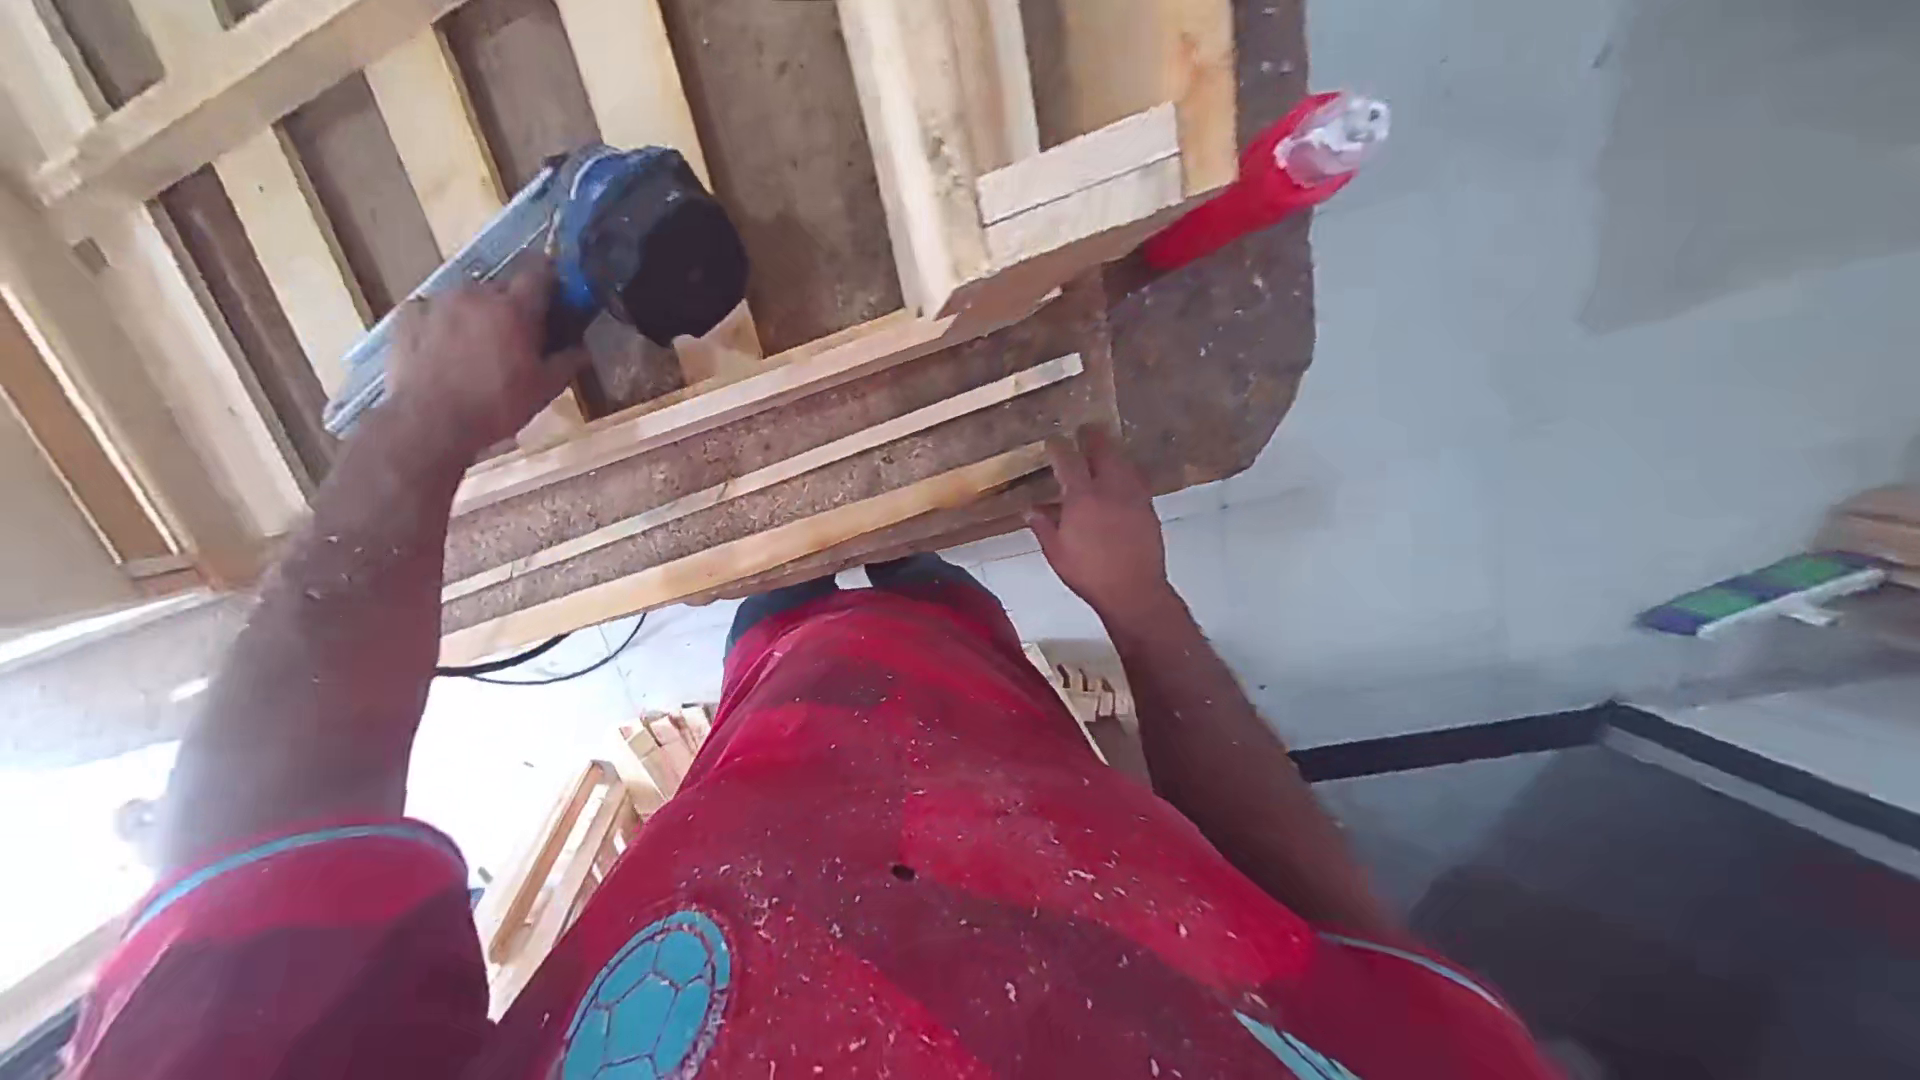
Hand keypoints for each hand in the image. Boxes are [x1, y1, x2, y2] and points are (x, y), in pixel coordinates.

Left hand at [383, 258, 586, 461]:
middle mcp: (474, 295)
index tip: (559, 291)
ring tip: (485, 345)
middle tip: (523, 333)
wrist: (431, 421)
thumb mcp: (546, 388)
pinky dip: (449, 324)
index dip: (551, 278)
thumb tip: (584, 349)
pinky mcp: (408, 317)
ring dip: (482, 314)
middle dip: (515, 305)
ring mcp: (437, 302)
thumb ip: (567, 362)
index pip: (538, 274)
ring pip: (469, 298)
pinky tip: (451, 350)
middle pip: (503, 287)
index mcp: (513, 308)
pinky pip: (438, 312)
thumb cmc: (498, 404)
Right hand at [1026, 425, 1174, 622]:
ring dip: (1113, 451)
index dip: (1059, 447)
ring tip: (1105, 448)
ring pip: (1124, 462)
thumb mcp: (1057, 552)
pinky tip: (1123, 477)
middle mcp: (1110, 489)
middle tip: (1086, 430)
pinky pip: (1137, 479)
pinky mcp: (1148, 508)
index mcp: (1082, 498)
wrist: (1134, 591)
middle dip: (1093, 437)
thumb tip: (1029, 509)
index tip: (1054, 440)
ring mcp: (1133, 497)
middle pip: (1104, 451)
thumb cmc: (1089, 573)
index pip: (1068, 461)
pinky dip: (1127, 471)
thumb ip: (1043, 526)